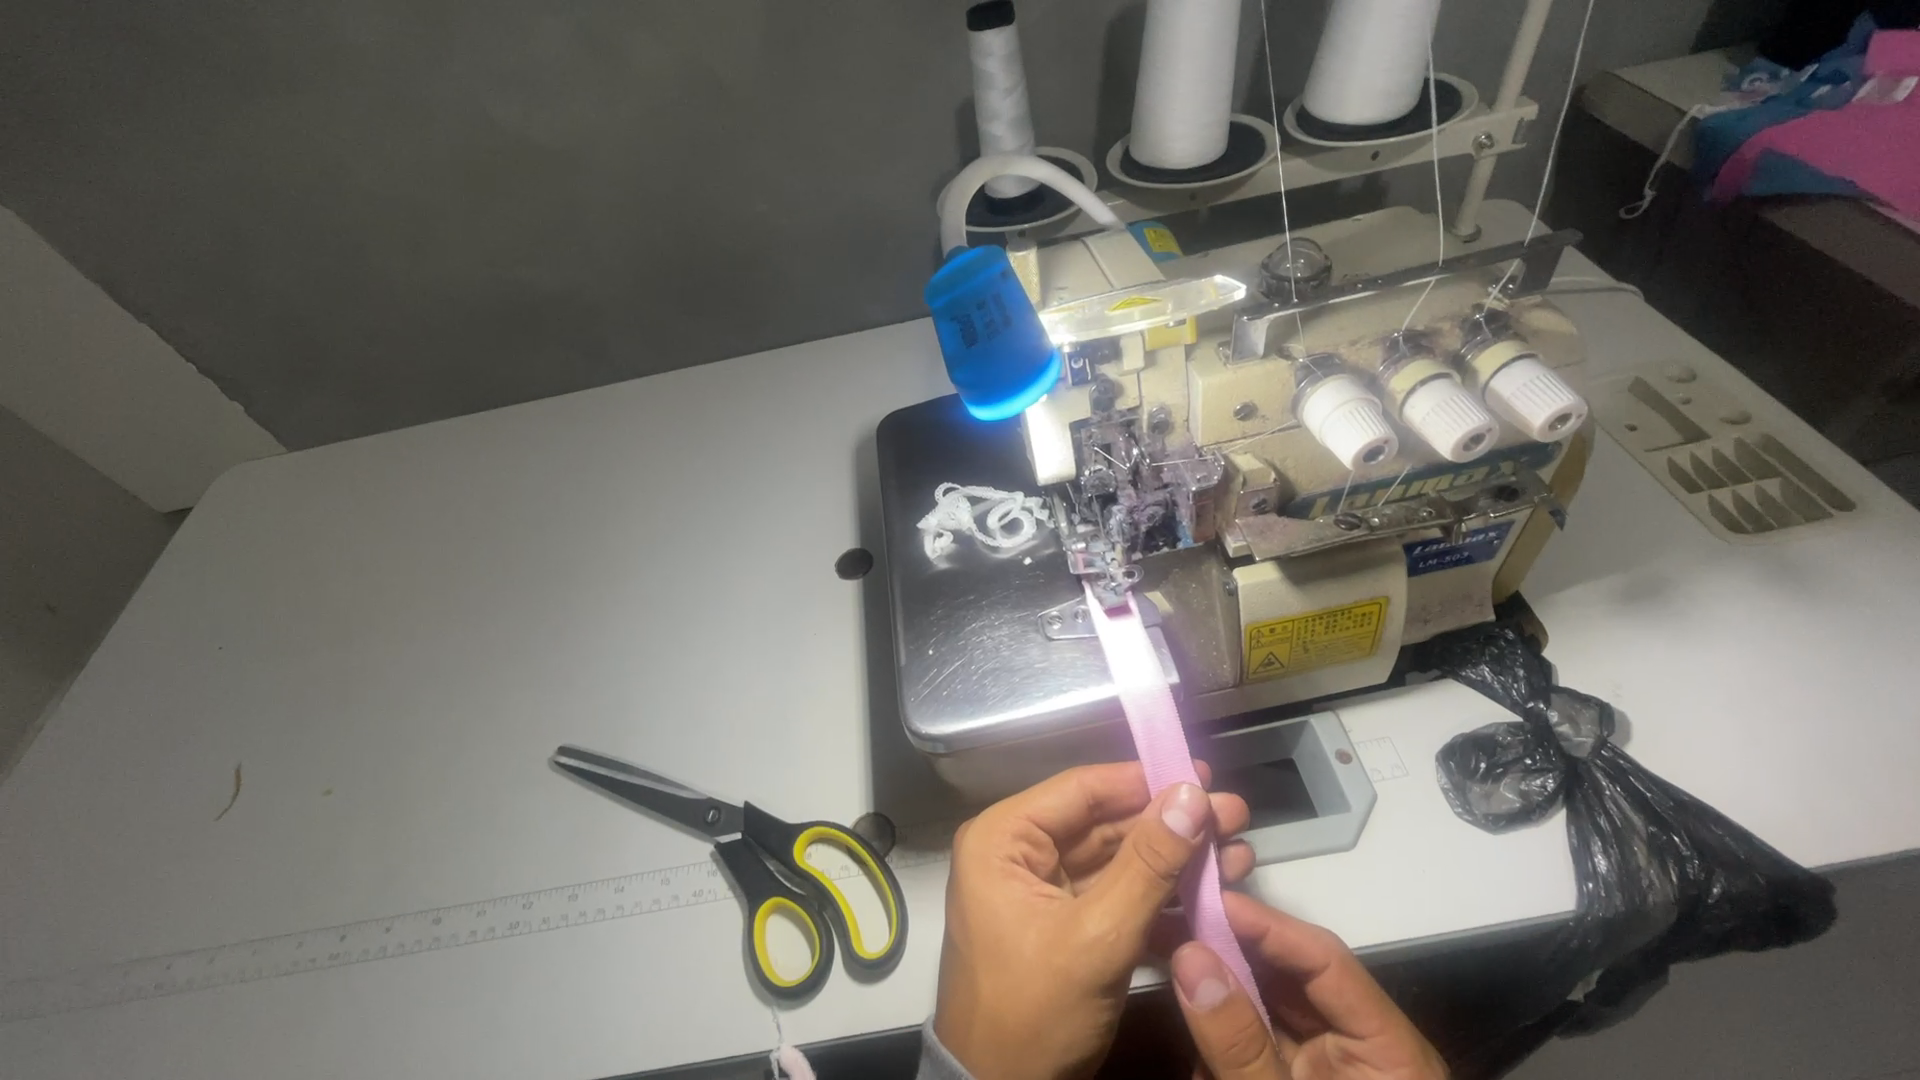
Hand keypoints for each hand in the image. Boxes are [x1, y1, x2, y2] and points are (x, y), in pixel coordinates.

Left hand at [934, 763, 1253, 1079]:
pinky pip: (1115, 893)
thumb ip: (1148, 865)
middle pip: (1105, 821)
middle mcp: (1019, 852)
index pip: (1083, 789)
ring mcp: (1042, 888)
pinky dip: (1160, 894)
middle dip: (1170, 822)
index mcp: (1005, 838)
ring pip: (1117, 857)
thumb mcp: (1097, 936)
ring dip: (1173, 857)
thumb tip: (1192, 795)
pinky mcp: (1065, 923)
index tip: (1202, 774)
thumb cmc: (1032, 1012)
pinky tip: (1211, 890)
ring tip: (1236, 848)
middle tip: (1234, 813)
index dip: (1144, 778)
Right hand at [1169, 892, 1446, 1079]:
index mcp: (1391, 1051)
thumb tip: (1189, 956)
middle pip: (1289, 974)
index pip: (1326, 958)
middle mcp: (1361, 1046)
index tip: (1205, 897)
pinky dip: (1219, 1030)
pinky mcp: (1297, 1075)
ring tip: (1164, 952)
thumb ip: (1241, 1041)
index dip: (1264, 922)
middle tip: (1169, 916)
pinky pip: (1256, 1036)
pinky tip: (1186, 1019)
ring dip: (1215, 986)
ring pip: (1264, 1002)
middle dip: (1227, 949)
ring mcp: (1327, 1063)